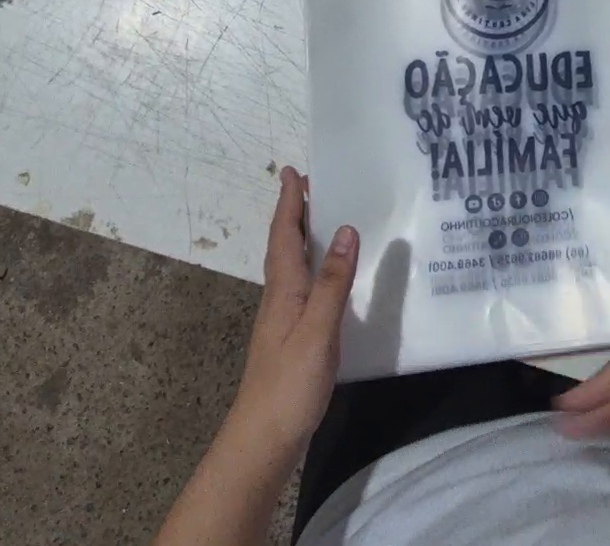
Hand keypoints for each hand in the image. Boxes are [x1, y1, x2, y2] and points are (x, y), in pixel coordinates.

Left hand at [233, 166, 358, 442]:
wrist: (264, 439)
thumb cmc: (289, 382)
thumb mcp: (317, 329)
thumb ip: (333, 282)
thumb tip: (346, 230)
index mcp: (284, 290)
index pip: (285, 236)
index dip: (289, 203)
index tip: (292, 170)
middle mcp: (281, 297)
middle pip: (286, 245)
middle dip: (295, 213)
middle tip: (311, 184)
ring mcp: (285, 318)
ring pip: (294, 264)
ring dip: (304, 236)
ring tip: (324, 216)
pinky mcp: (295, 336)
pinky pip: (306, 285)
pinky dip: (316, 266)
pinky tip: (332, 274)